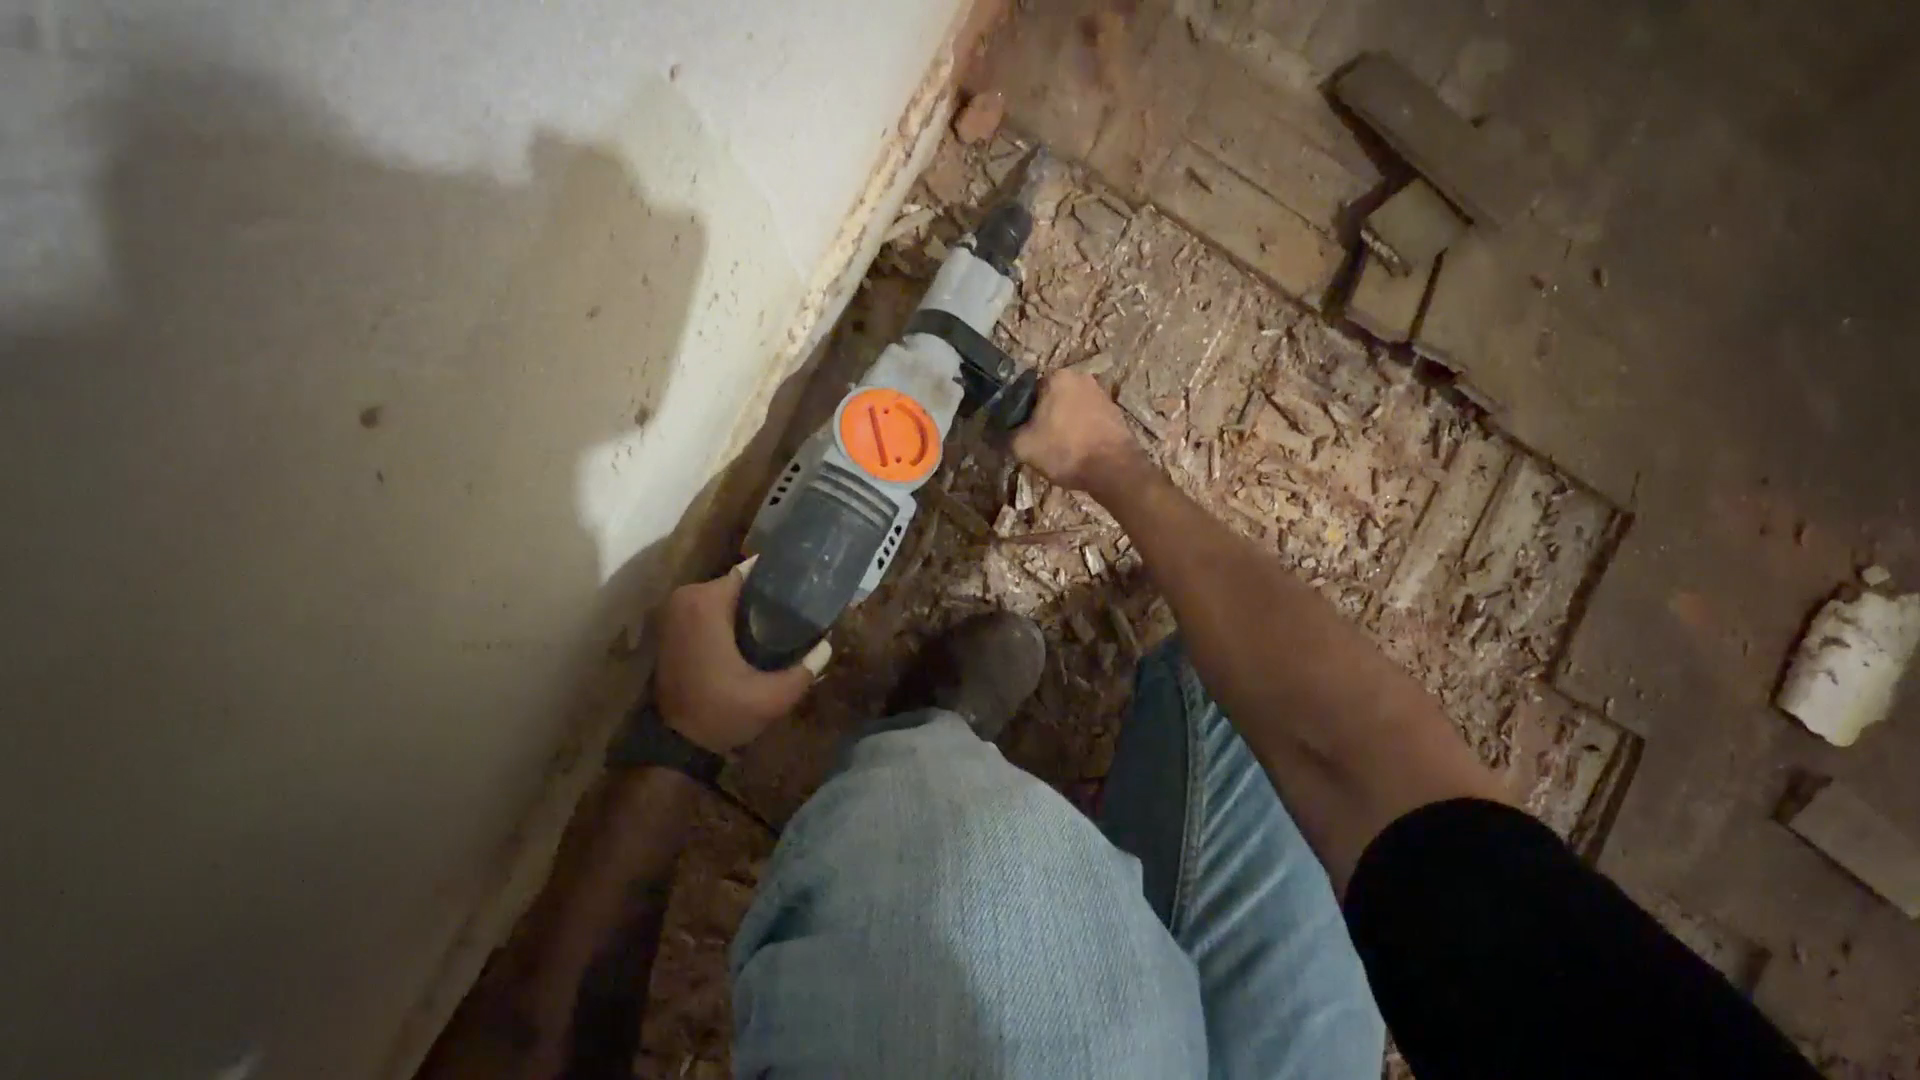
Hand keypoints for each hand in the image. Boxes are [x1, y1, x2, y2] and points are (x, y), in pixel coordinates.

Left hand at [653, 559, 828, 752]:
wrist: (675, 743)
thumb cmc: (721, 713)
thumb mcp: (772, 697)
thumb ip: (804, 668)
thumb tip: (827, 644)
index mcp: (707, 603)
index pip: (751, 571)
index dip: (779, 578)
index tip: (804, 587)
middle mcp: (686, 598)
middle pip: (738, 583)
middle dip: (765, 595)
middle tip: (798, 609)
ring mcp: (674, 612)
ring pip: (723, 596)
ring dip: (747, 607)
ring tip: (782, 621)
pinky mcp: (671, 627)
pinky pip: (707, 609)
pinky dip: (729, 617)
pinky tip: (754, 634)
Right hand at [1011, 371, 1151, 495]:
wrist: (1113, 469)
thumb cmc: (1064, 450)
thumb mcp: (1022, 446)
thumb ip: (1007, 434)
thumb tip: (1003, 432)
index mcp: (1056, 376)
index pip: (1028, 391)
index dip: (1021, 414)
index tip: (1022, 433)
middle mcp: (1081, 377)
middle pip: (1051, 399)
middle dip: (1044, 418)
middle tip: (1039, 443)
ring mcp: (1102, 394)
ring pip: (1071, 409)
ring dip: (1064, 425)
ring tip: (1060, 450)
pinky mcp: (1116, 412)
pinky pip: (1088, 420)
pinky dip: (1081, 432)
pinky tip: (1079, 452)